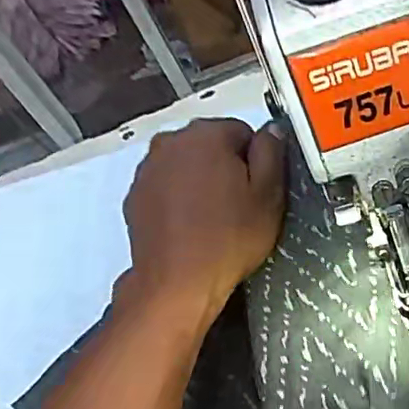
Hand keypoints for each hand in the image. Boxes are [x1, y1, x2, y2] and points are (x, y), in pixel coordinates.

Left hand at [120, 117, 287, 316]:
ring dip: (203, 183)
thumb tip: (272, 130)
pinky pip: (167, 187)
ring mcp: (148, 167)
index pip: (243, 132)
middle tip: (242, 208)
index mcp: (207, 136)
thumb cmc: (232, 237)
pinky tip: (194, 227)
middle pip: (211, 146)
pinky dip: (181, 199)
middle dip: (228, 169)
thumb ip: (271, 155)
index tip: (261, 192)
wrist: (179, 277)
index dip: (257, 162)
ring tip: (217, 220)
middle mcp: (171, 141)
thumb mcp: (268, 197)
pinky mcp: (136, 193)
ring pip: (187, 166)